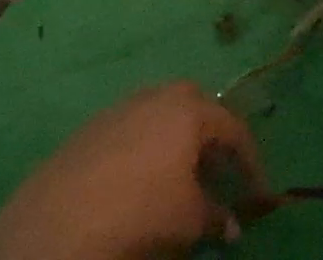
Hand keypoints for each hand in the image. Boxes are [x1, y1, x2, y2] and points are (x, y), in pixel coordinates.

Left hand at [0, 82, 263, 259]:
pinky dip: (146, 148)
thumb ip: (217, 216)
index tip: (259, 194)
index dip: (251, 162)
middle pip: (193, 104)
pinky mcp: (89, 128)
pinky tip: (141, 180)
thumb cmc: (143, 209)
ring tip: (180, 178)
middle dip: (210, 133)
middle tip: (218, 169)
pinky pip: (131, 128)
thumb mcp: (191, 219)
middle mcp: (154, 97)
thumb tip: (230, 224)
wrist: (63, 218)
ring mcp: (118, 108)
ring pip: (158, 113)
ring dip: (176, 140)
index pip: (233, 127)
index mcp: (187, 110)